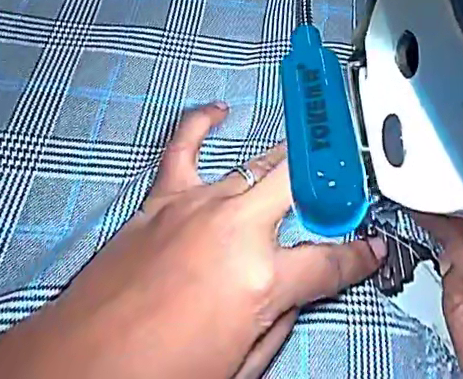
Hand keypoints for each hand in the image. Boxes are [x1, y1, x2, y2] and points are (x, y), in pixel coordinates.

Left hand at [0, 103, 385, 378]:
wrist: (88, 360)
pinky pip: (183, 145)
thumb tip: (292, 291)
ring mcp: (198, 203)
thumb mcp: (242, 367)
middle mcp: (236, 228)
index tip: (374, 245)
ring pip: (252, 167)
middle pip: (295, 185)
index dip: (359, 254)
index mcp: (263, 279)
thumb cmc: (165, 373)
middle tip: (343, 177)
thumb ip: (277, 322)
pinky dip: (200, 122)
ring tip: (303, 152)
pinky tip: (218, 110)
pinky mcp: (163, 195)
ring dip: (280, 163)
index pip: (329, 260)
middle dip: (326, 179)